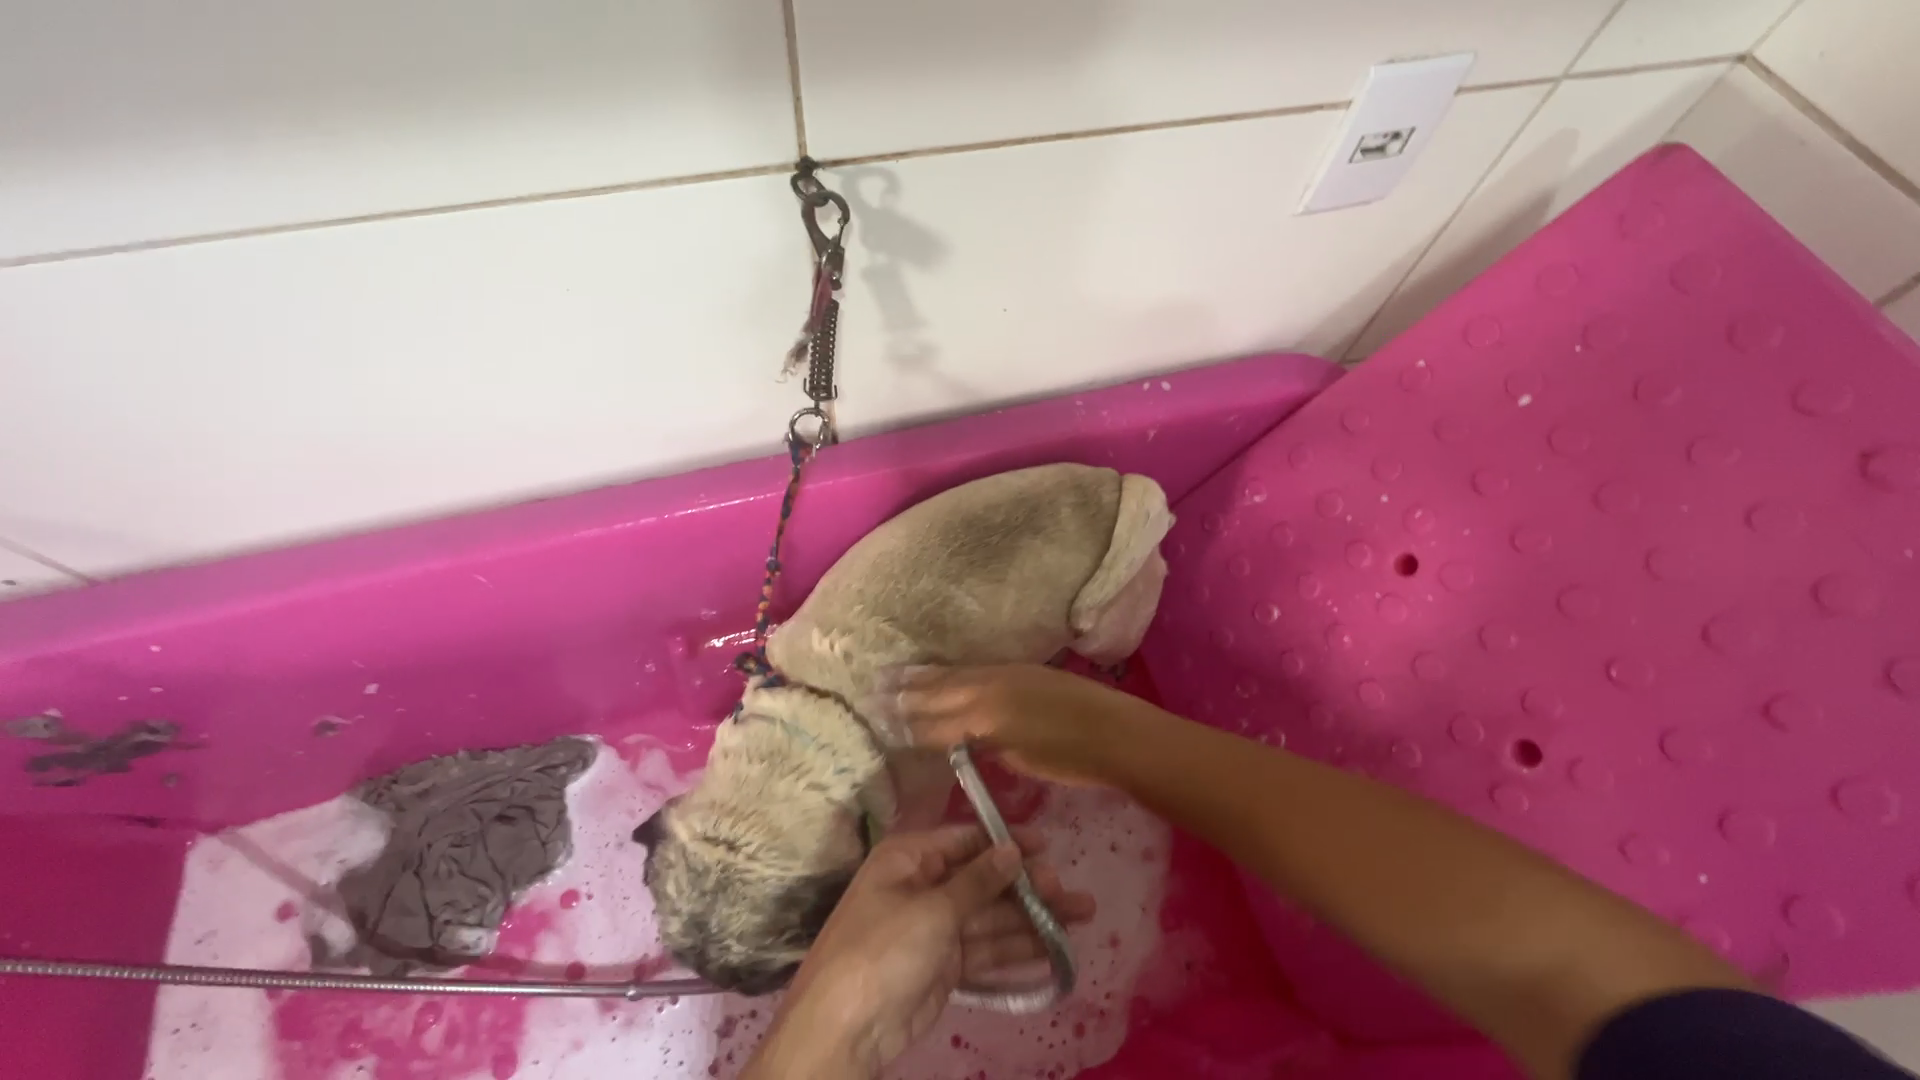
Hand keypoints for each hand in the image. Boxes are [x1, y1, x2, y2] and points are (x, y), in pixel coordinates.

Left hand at [743, 824, 1095, 1078]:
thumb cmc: (883, 950)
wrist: (844, 1029)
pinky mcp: (943, 968)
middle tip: (1072, 894)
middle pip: (984, 882)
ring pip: (991, 919)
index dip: (1007, 842)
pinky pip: (986, 953)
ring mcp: (933, 930)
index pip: (966, 841)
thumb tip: (1012, 850)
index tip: (1049, 846)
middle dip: (1028, 888)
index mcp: (909, 859)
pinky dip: (1016, 953)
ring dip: (1032, 920)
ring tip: (1081, 918)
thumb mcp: (932, 909)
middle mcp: (923, 888)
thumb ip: (977, 881)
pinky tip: (1052, 954)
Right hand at [869, 664, 1154, 786]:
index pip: (935, 725)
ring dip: (922, 677)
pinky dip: (950, 671)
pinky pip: (972, 668)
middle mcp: (987, 691)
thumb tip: (966, 738)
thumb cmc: (1071, 760)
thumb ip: (987, 746)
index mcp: (985, 720)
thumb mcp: (1021, 761)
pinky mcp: (1018, 667)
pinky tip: (939, 671)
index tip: (881, 724)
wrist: (1116, 731)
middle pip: (936, 693)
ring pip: (953, 675)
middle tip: (872, 693)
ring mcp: (1003, 674)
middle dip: (905, 696)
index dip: (908, 726)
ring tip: (893, 674)